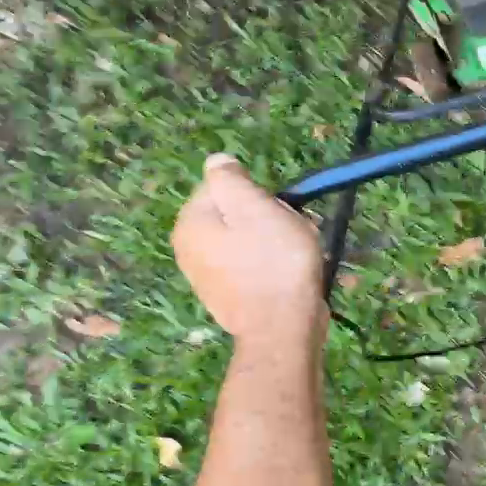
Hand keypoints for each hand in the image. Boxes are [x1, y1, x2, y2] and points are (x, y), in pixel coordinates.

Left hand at [172, 154, 327, 343]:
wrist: (281, 325)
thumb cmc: (275, 261)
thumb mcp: (257, 209)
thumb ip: (232, 181)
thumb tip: (217, 161)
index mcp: (192, 222)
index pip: (221, 185)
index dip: (256, 192)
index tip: (280, 209)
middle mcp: (188, 247)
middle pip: (233, 213)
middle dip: (266, 217)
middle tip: (293, 231)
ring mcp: (205, 274)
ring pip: (243, 239)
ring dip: (271, 240)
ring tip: (296, 253)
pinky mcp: (225, 294)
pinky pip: (248, 264)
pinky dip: (268, 263)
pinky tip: (287, 273)